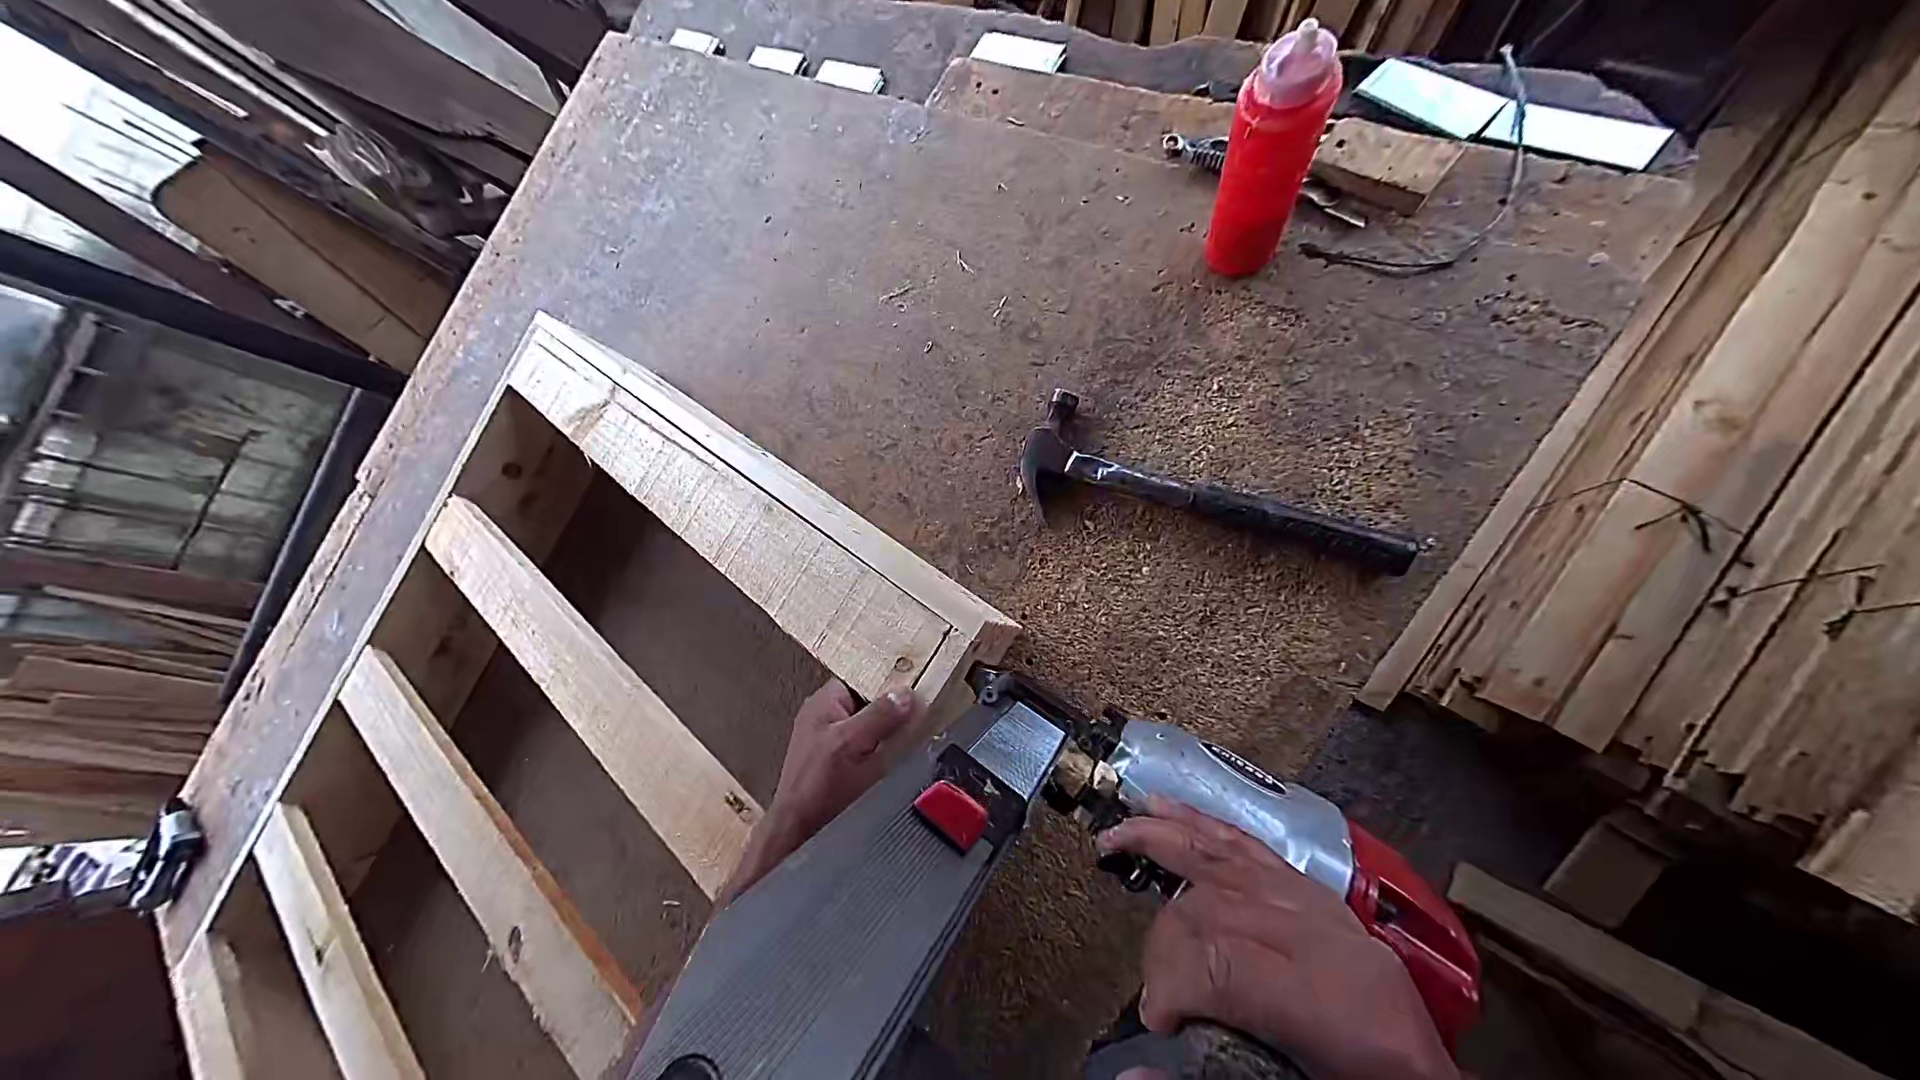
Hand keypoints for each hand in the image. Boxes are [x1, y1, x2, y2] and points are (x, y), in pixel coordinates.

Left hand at [720, 678, 921, 903]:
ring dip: (888, 735)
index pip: (862, 679)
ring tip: (906, 739)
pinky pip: (870, 749)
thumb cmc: (815, 789)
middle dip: (891, 711)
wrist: (799, 835)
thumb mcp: (850, 743)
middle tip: (914, 715)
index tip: (912, 687)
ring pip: (872, 728)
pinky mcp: (841, 766)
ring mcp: (832, 743)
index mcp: (823, 704)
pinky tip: (893, 761)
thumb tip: (904, 694)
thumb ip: (878, 715)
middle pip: (870, 703)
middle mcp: (826, 719)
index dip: (886, 682)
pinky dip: (883, 753)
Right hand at [1099, 797, 1456, 1079]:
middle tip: (1151, 983)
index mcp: (1333, 1007)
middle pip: (1214, 906)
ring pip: (1228, 858)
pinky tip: (1172, 810)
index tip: (1157, 1020)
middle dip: (1166, 938)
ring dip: (1166, 840)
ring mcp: (1321, 909)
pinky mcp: (1317, 896)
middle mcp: (1328, 942)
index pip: (1223, 961)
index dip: (1171, 982)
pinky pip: (1251, 849)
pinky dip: (1205, 826)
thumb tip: (1134, 1075)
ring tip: (1118, 832)